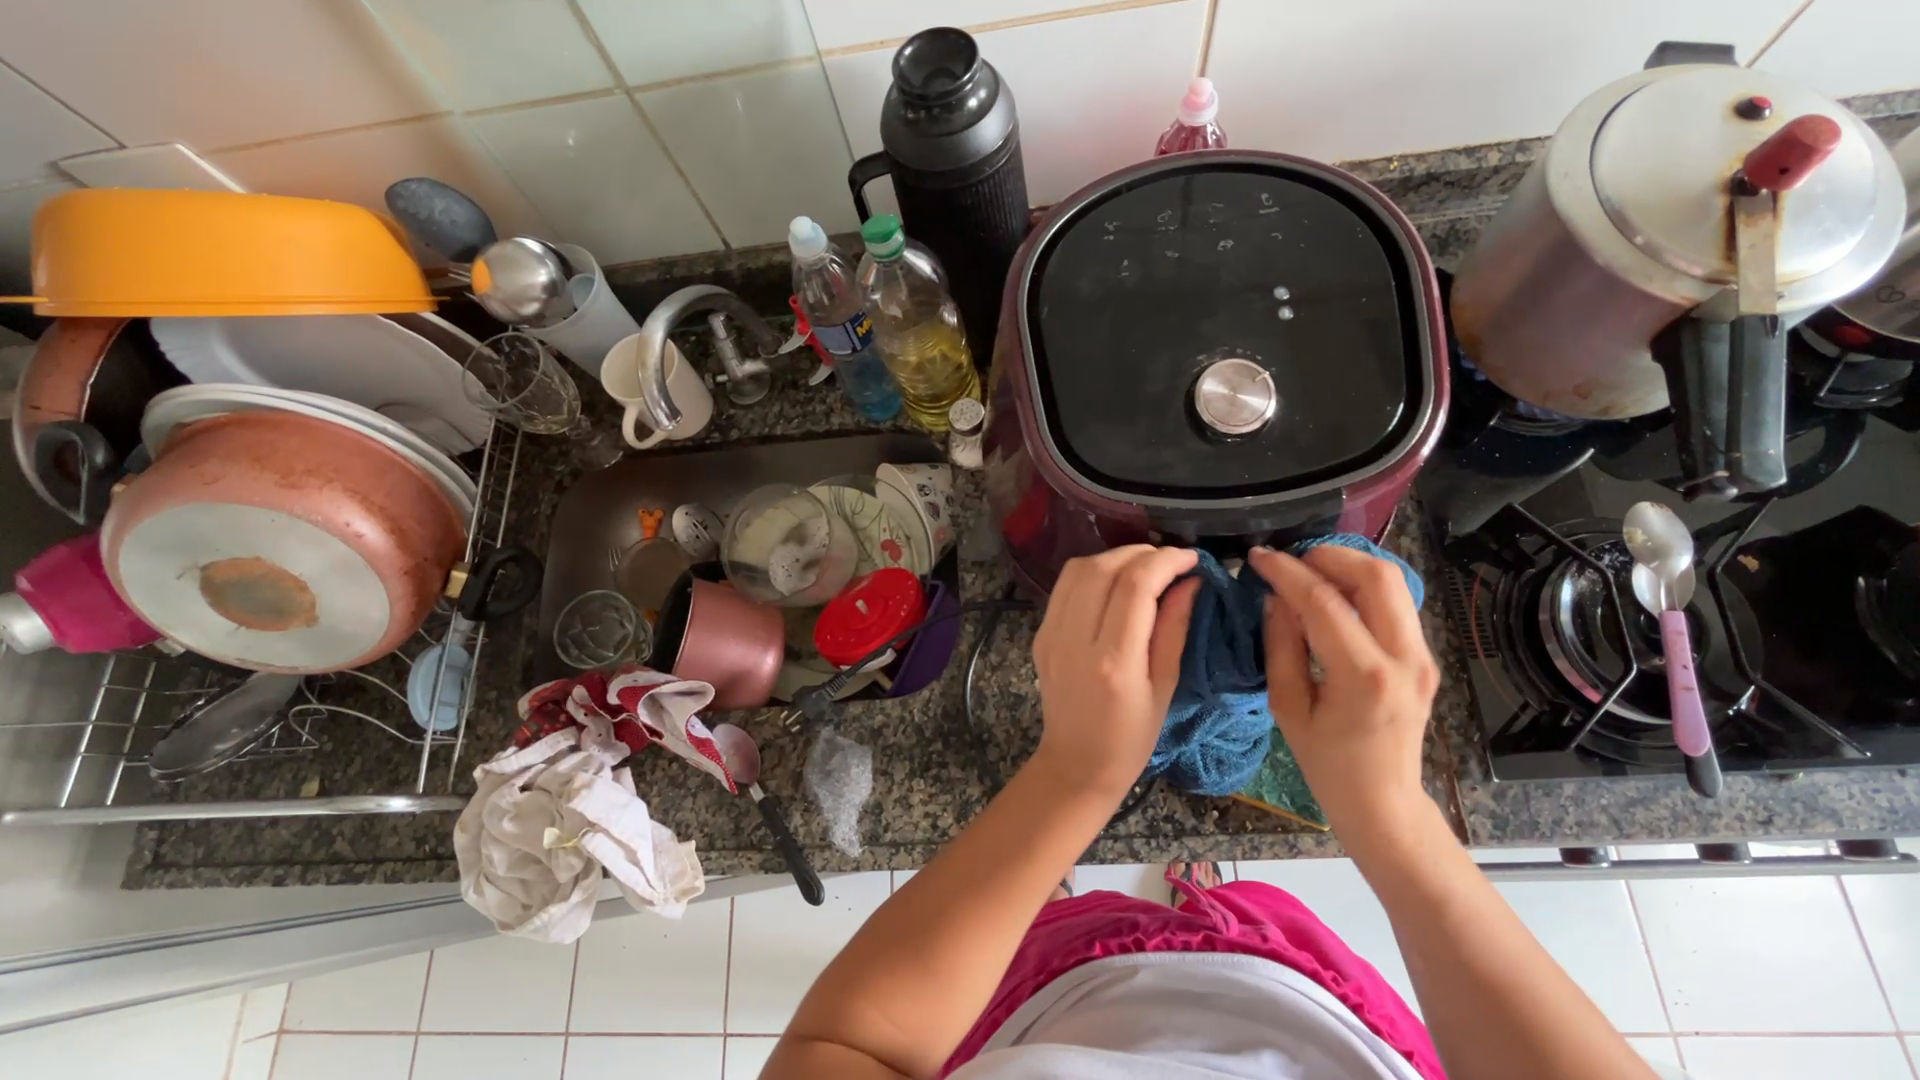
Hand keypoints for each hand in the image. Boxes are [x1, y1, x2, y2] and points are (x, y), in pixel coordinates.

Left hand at [1031, 546, 1199, 796]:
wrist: (1076, 763)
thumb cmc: (1131, 736)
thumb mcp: (1165, 686)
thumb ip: (1175, 628)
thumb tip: (1190, 581)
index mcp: (1113, 661)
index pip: (1135, 586)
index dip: (1166, 561)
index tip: (1191, 558)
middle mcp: (1074, 640)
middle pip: (1104, 569)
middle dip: (1141, 554)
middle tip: (1170, 561)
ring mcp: (1050, 635)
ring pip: (1079, 569)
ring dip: (1115, 557)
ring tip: (1144, 567)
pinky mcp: (1040, 634)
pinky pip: (1065, 586)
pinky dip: (1093, 573)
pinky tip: (1115, 582)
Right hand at [1248, 545, 1439, 837]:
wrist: (1382, 801)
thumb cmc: (1326, 764)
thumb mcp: (1287, 707)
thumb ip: (1281, 646)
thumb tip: (1276, 598)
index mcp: (1363, 677)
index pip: (1323, 602)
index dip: (1287, 572)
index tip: (1258, 558)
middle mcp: (1403, 658)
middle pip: (1376, 576)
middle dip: (1328, 556)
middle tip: (1291, 561)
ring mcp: (1423, 656)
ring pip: (1393, 582)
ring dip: (1348, 566)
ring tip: (1309, 572)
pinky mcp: (1425, 656)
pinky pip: (1396, 603)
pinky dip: (1363, 587)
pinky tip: (1333, 596)